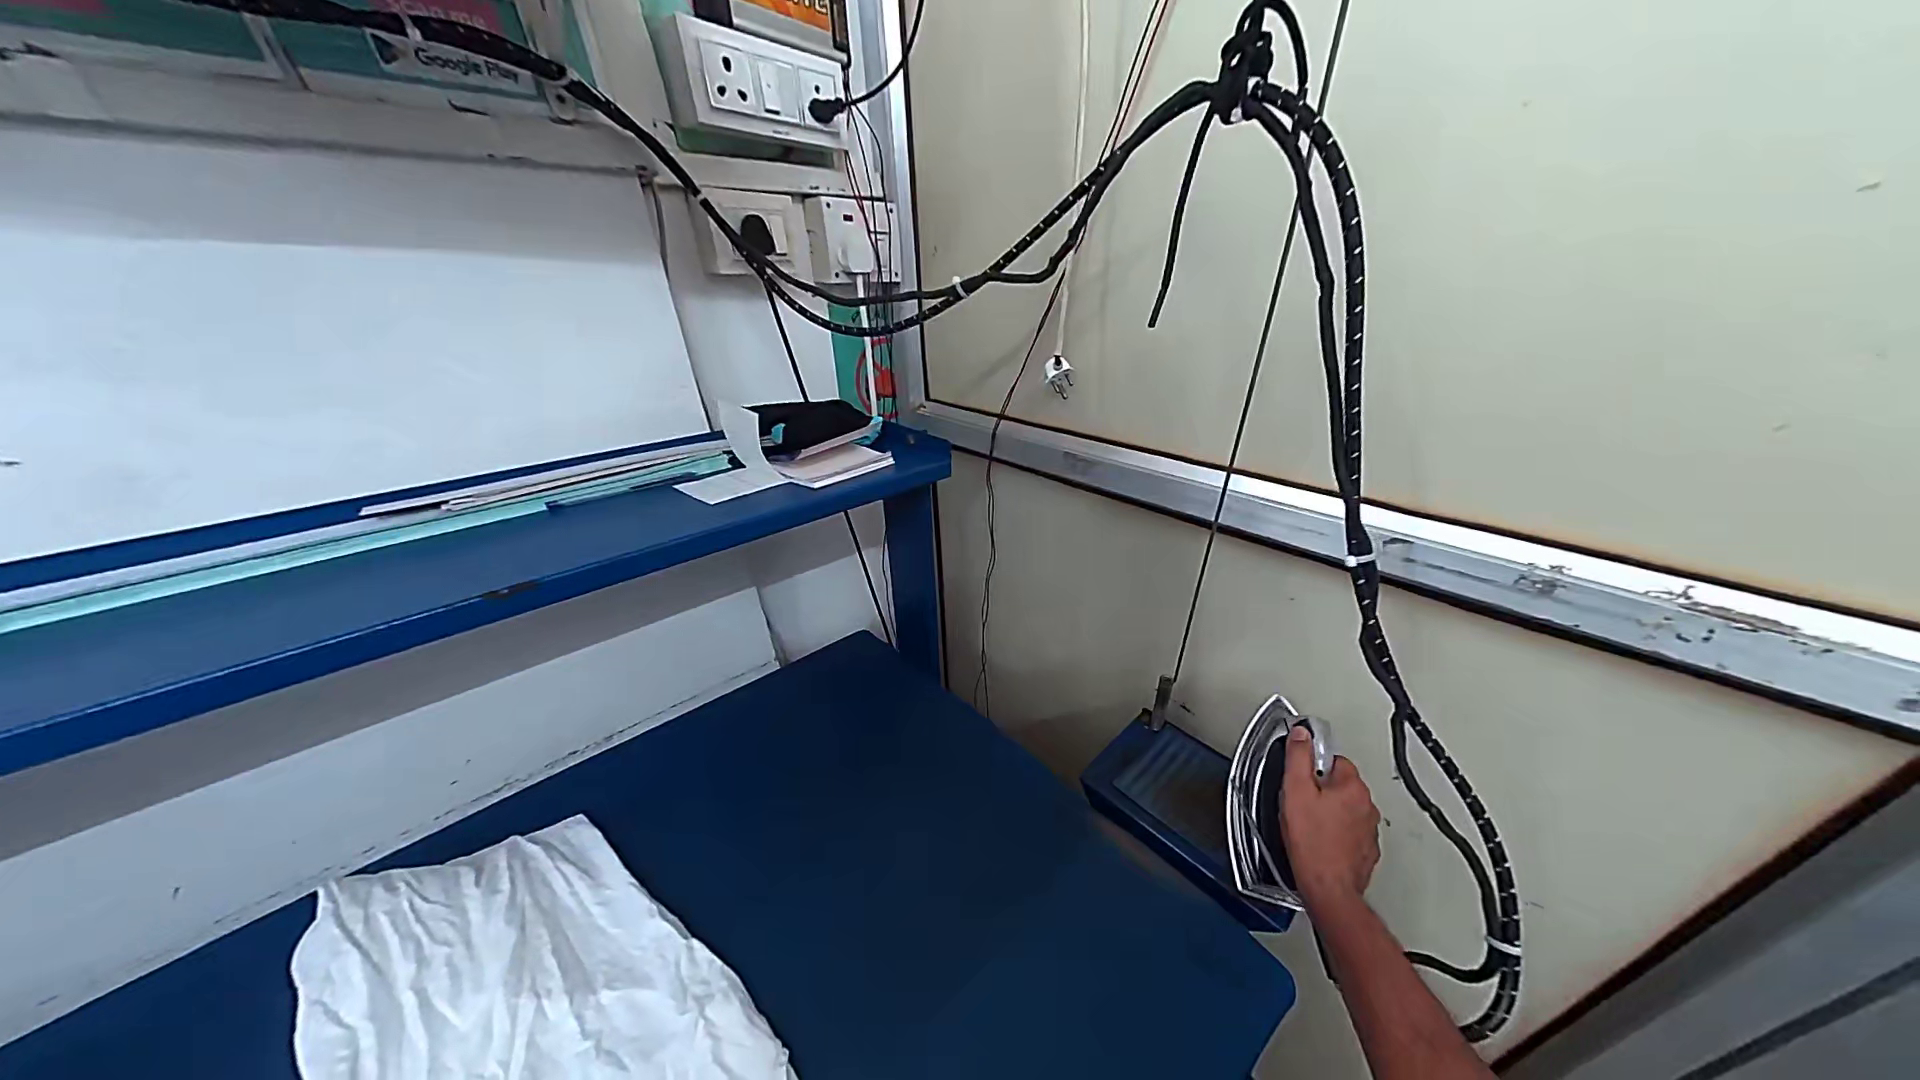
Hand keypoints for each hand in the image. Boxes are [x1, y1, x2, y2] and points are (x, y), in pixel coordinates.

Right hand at [1279, 725, 1380, 910]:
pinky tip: (1318, 838)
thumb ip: (1298, 757)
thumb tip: (1301, 735)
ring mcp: (1369, 829)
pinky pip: (1349, 829)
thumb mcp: (1294, 790)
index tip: (1300, 776)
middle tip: (1300, 801)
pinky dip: (1335, 831)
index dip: (1312, 766)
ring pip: (1345, 807)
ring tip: (1307, 822)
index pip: (1335, 759)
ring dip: (1329, 810)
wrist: (1327, 887)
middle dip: (1320, 788)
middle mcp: (1367, 806)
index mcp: (1352, 787)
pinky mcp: (1366, 849)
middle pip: (1340, 783)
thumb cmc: (1312, 843)